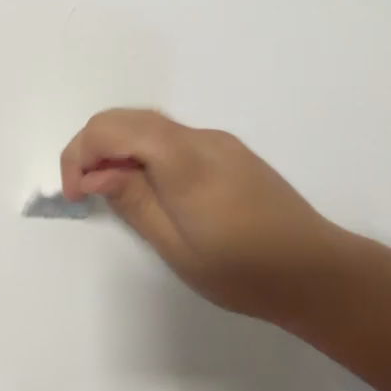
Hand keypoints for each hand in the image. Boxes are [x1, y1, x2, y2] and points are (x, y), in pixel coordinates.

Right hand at [60, 108, 340, 318]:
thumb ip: (134, 201)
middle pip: (129, 118)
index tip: (75, 197)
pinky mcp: (228, 155)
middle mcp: (202, 140)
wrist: (315, 272)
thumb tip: (96, 174)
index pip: (113, 128)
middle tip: (85, 194)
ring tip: (113, 196)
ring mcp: (219, 144)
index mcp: (186, 163)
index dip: (80, 155)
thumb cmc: (242, 271)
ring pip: (149, 127)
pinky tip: (148, 193)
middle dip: (93, 149)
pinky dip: (143, 155)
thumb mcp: (177, 247)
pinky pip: (172, 141)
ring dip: (118, 151)